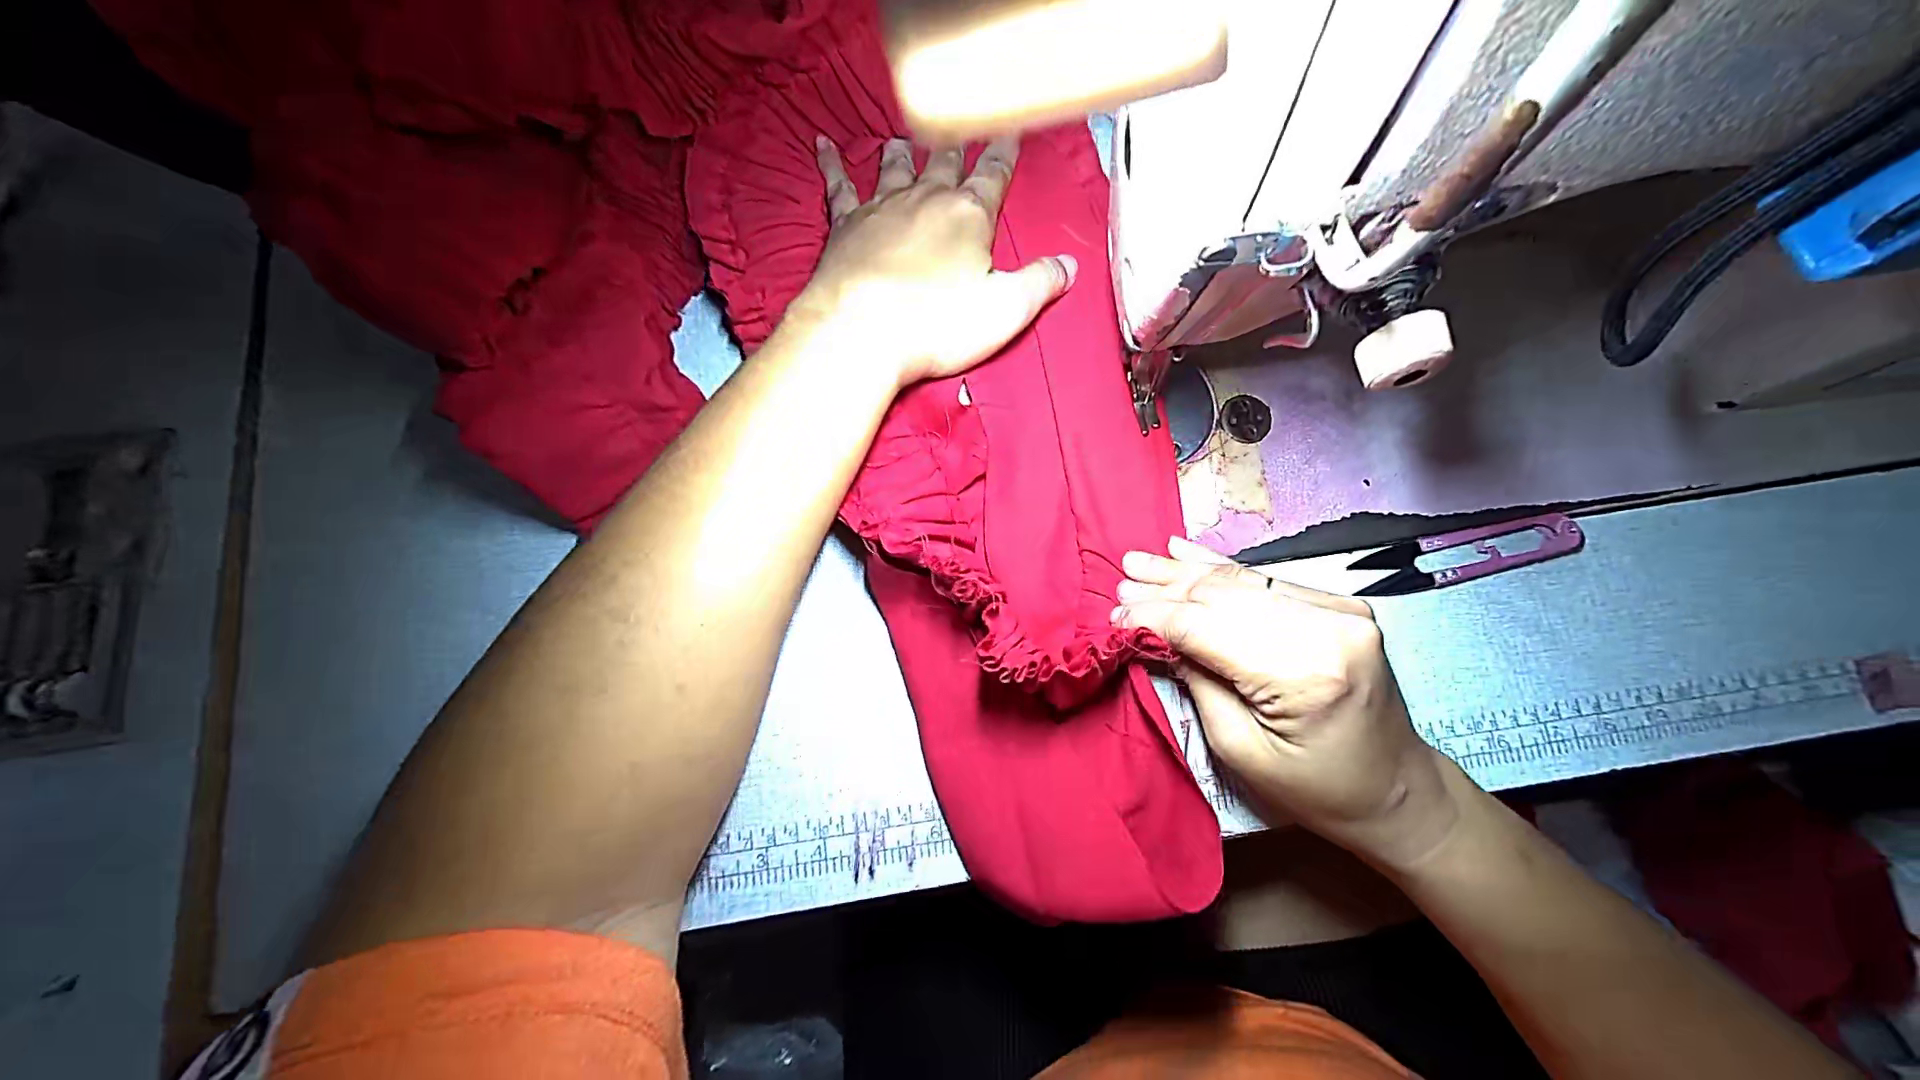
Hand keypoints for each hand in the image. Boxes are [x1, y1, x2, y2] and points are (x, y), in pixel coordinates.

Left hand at [778, 134, 1076, 388]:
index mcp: (969, 215)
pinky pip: (838, 185)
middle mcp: (925, 200)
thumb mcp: (1006, 310)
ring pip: (894, 167)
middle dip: (956, 147)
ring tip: (903, 139)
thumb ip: (1040, 282)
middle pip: (944, 163)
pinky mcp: (844, 227)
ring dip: (903, 152)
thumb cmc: (935, 325)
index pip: (994, 174)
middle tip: (960, 131)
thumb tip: (1068, 266)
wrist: (861, 334)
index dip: (1005, 153)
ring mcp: (881, 208)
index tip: (1010, 133)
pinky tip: (823, 146)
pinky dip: (832, 164)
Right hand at [1112, 537, 1462, 870]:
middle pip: (1223, 596)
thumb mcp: (1241, 750)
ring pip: (1241, 580)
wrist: (1398, 790)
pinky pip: (1265, 580)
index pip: (1207, 628)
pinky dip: (1221, 570)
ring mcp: (1340, 609)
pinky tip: (1186, 552)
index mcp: (1306, 672)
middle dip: (1165, 591)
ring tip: (1140, 562)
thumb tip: (1155, 638)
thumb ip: (1198, 683)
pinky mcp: (1339, 604)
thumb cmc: (1318, 788)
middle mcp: (1329, 627)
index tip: (1114, 618)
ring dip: (1186, 572)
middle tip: (1120, 585)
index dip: (1155, 619)